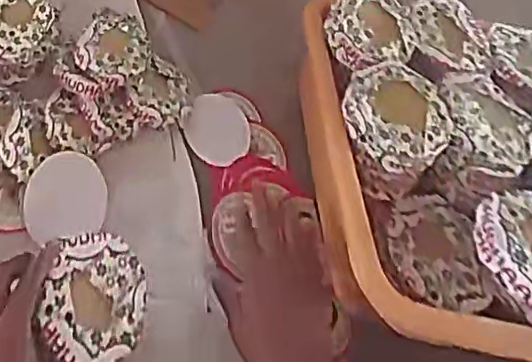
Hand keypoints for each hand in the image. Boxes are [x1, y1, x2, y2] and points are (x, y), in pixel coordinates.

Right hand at [212, 184, 334, 361]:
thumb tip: (215, 275)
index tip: (239, 201)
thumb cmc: (267, 348)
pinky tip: (311, 225)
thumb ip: (229, 293)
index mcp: (255, 277)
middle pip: (269, 230)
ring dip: (288, 214)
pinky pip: (314, 254)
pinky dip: (312, 238)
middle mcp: (277, 271)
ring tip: (284, 195)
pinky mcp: (316, 284)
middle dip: (263, 205)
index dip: (241, 218)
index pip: (244, 239)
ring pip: (293, 236)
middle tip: (260, 186)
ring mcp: (298, 275)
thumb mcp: (239, 322)